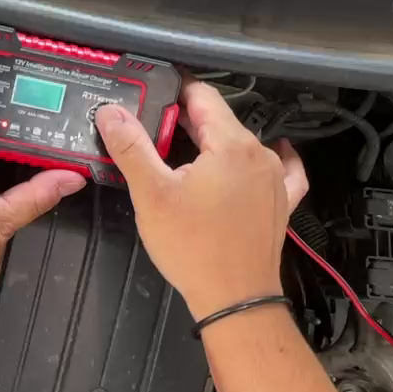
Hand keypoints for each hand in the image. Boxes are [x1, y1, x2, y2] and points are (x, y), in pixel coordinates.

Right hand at [95, 83, 308, 318]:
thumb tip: (111, 111)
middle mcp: (259, 153)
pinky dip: (258, 159)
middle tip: (151, 133)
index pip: (201, 95)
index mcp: (230, 144)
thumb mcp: (151, 194)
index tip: (147, 99)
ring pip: (239, 143)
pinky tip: (253, 159)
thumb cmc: (192, 247)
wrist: (235, 299)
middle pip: (218, 119)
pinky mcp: (281, 201)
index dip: (171, 93)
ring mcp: (274, 178)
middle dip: (184, 120)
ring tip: (179, 156)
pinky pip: (277, 168)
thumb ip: (131, 147)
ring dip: (211, 142)